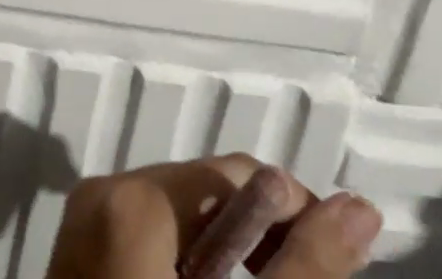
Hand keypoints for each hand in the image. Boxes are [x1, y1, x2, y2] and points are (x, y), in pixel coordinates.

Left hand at [44, 154, 381, 278]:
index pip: (240, 175)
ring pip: (184, 215)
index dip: (293, 216)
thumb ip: (307, 266)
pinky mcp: (81, 252)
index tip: (323, 265)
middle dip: (260, 236)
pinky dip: (191, 262)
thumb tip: (361, 208)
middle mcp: (103, 194)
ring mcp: (85, 223)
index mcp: (135, 199)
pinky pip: (151, 233)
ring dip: (230, 253)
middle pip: (209, 192)